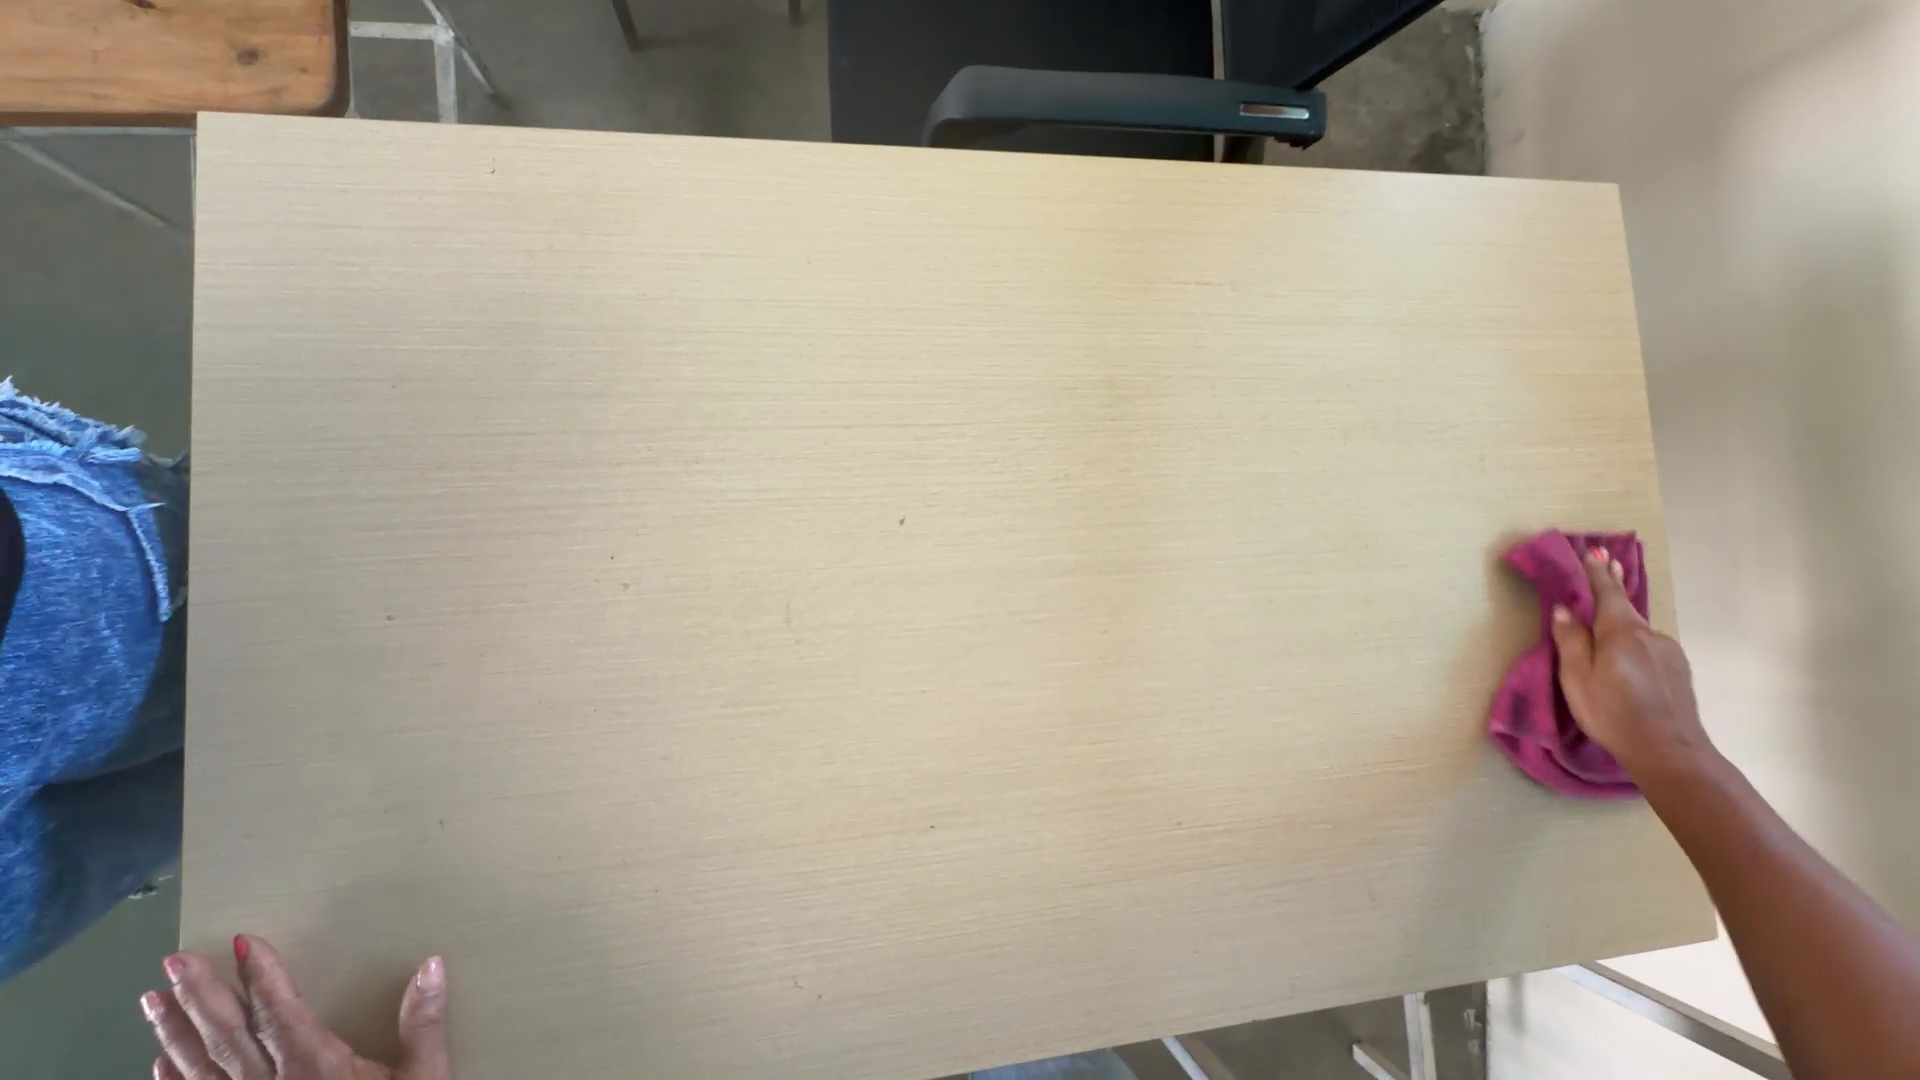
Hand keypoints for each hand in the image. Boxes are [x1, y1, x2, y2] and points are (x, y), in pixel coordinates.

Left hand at [140, 935, 450, 1079]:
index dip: (263, 976)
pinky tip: (160, 1062)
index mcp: (318, 1068)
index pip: (280, 1014)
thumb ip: (425, 1023)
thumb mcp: (425, 1077)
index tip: (243, 941)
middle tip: (174, 961)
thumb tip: (431, 964)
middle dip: (201, 998)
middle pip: (229, 1038)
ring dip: (175, 1032)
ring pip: (202, 1068)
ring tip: (153, 999)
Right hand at [1550, 547, 1716, 778]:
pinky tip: (1626, 664)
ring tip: (1605, 636)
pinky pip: (1649, 648)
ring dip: (1621, 627)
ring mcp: (1669, 652)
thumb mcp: (1577, 677)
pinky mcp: (1678, 670)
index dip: (1598, 573)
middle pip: (1625, 610)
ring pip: (1637, 632)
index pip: (1608, 594)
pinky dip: (1634, 646)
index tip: (1595, 551)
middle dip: (1615, 587)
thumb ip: (1571, 640)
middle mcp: (1650, 635)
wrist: (1669, 750)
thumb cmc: (1612, 712)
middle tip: (1611, 562)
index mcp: (1621, 633)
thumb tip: (1565, 609)